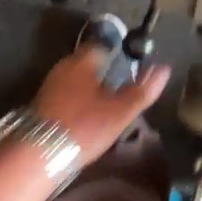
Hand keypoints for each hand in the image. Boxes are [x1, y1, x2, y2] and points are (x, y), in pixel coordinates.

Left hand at [32, 47, 171, 167]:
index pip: (102, 46)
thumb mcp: (120, 112)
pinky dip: (74, 102)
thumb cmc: (83, 127)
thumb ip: (142, 91)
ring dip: (87, 90)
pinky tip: (82, 119)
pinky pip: (63, 95)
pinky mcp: (40, 104)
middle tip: (118, 91)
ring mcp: (49, 84)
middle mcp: (63, 66)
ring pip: (74, 80)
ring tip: (103, 108)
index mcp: (83, 61)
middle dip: (102, 73)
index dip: (117, 55)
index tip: (128, 69)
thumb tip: (164, 69)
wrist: (38, 154)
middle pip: (87, 63)